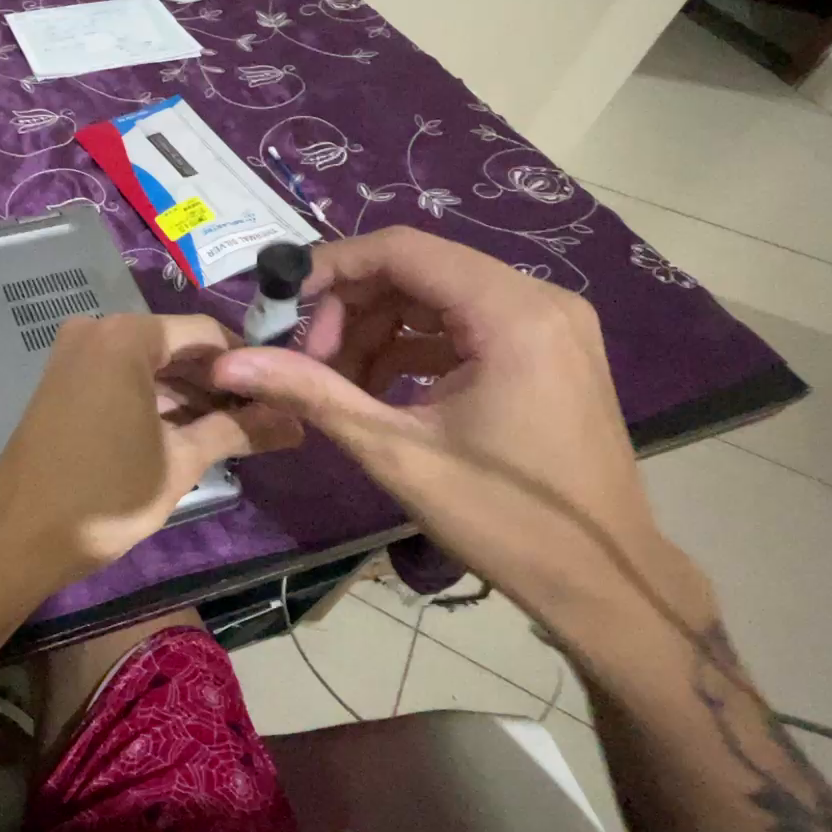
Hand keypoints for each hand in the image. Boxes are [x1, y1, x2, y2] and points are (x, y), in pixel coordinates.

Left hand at [0, 314, 301, 593]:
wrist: (19, 533)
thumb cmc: (106, 493)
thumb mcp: (181, 461)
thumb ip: (238, 430)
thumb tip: (294, 421)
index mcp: (126, 336)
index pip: (206, 334)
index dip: (249, 364)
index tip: (284, 395)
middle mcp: (96, 331)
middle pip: (175, 347)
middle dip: (220, 383)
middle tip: (268, 419)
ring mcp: (74, 355)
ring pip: (148, 365)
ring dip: (190, 394)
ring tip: (239, 431)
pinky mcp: (62, 381)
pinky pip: (121, 378)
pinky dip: (154, 400)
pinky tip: (192, 430)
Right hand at [211, 227, 681, 630]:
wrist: (604, 582)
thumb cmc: (503, 517)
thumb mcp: (394, 451)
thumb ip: (310, 392)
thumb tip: (227, 363)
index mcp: (512, 313)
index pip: (401, 249)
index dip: (330, 267)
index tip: (278, 305)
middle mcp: (538, 299)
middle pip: (415, 269)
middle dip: (348, 308)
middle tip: (307, 362)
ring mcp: (546, 322)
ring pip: (432, 295)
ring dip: (373, 329)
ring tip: (336, 382)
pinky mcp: (543, 348)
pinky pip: (458, 322)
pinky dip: (408, 345)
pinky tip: (376, 388)